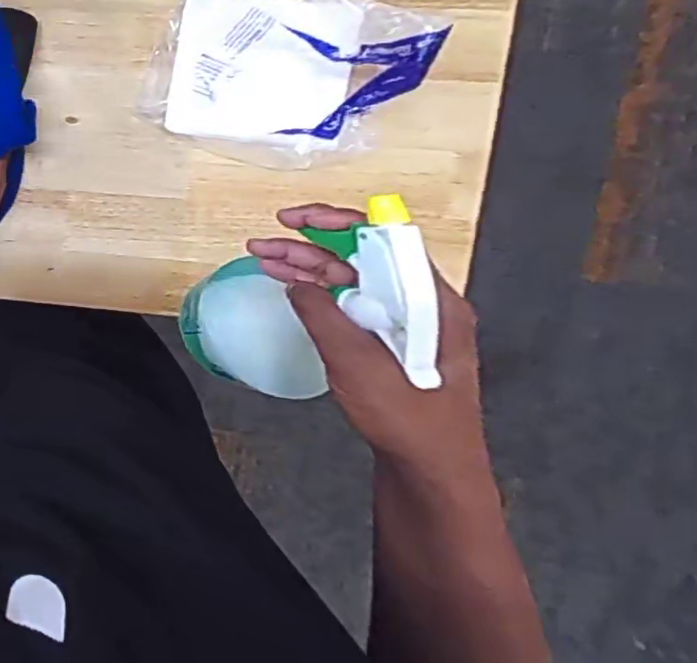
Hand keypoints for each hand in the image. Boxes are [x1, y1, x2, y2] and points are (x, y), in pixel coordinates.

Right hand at [247, 204, 487, 478]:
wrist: (432, 476)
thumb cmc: (409, 423)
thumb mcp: (357, 363)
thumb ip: (322, 314)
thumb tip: (296, 284)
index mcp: (431, 300)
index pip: (384, 238)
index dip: (336, 220)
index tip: (295, 219)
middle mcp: (421, 303)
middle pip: (361, 254)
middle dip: (308, 244)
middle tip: (265, 243)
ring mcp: (405, 321)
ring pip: (350, 275)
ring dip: (306, 265)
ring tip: (265, 259)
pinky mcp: (389, 339)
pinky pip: (350, 299)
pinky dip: (316, 289)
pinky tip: (289, 284)